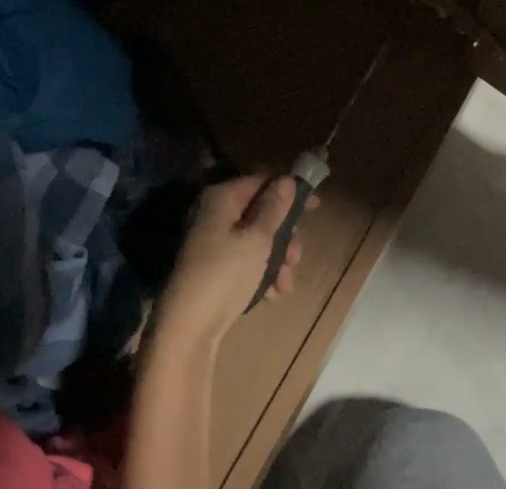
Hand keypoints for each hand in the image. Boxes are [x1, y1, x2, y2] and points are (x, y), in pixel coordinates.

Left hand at [153, 176, 313, 345]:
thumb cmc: (226, 273)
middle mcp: (216, 214)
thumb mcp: (257, 239)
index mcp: (222, 198)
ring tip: (284, 285)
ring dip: (277, 260)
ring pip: (257, 241)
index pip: (261, 182)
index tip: (316, 206)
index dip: (289, 192)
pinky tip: (272, 294)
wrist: (188, 326)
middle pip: (261, 214)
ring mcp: (214, 242)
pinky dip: (262, 274)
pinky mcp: (215, 268)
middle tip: (296, 258)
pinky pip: (246, 261)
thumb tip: (287, 180)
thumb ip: (274, 208)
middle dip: (284, 237)